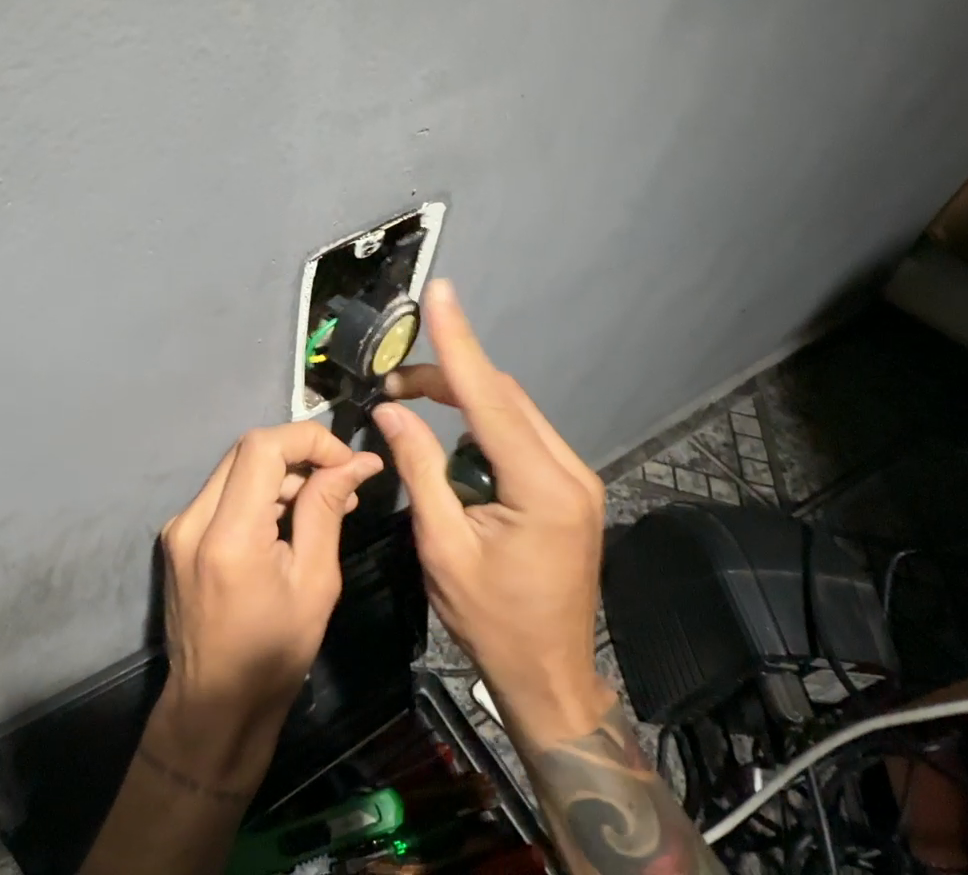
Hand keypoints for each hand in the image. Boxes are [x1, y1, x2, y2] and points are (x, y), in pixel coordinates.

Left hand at [82, 424, 380, 874]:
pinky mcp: (178, 538)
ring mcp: (179, 528)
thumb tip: (356, 462)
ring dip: (281, 476)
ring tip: (324, 504)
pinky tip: (289, 520)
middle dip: (298, 455)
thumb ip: (326, 511)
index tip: (347, 462)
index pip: (262, 448)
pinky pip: (222, 496)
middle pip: (246, 453)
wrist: (215, 704)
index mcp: (227, 535)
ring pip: (234, 471)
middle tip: (342, 482)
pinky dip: (259, 496)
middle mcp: (192, 520)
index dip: (309, 440)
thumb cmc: (274, 655)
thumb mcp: (315, 583)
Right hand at [371, 280, 615, 744]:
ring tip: (409, 409)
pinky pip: (521, 440)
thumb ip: (419, 469)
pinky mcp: (569, 491)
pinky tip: (451, 446)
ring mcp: (576, 480)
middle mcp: (569, 471)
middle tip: (391, 384)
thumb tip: (393, 411)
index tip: (441, 294)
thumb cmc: (491, 619)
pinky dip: (482, 430)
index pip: (490, 398)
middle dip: (448, 377)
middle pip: (504, 399)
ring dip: (464, 403)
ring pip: (513, 416)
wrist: (548, 673)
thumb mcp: (443, 545)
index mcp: (542, 486)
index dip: (458, 344)